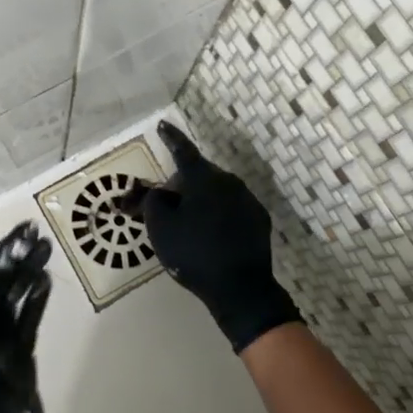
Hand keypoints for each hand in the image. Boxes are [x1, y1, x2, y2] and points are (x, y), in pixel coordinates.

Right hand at [125, 121, 301, 352]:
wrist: (240, 287)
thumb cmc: (193, 254)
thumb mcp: (160, 228)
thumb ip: (154, 201)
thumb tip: (161, 191)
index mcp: (202, 179)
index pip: (183, 150)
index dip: (171, 138)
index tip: (163, 125)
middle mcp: (228, 181)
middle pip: (199, 174)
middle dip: (181, 183)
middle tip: (165, 202)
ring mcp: (247, 199)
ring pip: (216, 191)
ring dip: (201, 199)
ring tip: (188, 221)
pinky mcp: (259, 219)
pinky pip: (231, 208)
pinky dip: (218, 214)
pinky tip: (210, 233)